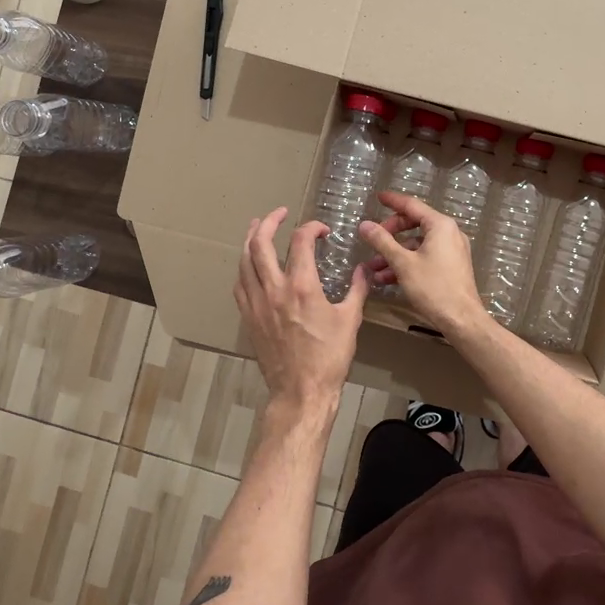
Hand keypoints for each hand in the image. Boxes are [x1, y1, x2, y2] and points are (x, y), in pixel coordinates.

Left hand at [234, 207, 367, 416]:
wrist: (301, 392)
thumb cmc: (329, 358)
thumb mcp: (350, 320)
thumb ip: (357, 289)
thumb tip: (363, 269)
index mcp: (302, 286)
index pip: (300, 241)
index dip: (311, 228)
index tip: (322, 231)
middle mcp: (274, 289)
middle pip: (260, 243)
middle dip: (269, 222)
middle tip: (279, 213)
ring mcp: (257, 304)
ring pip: (244, 261)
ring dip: (250, 239)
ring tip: (256, 227)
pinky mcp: (248, 318)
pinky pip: (240, 284)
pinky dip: (244, 267)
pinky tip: (250, 264)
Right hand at [358, 191, 490, 338]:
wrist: (461, 319)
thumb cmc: (433, 287)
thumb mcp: (403, 263)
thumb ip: (383, 242)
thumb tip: (365, 224)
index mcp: (440, 225)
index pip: (412, 205)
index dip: (393, 201)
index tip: (378, 197)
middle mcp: (449, 233)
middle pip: (415, 224)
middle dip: (390, 234)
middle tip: (373, 240)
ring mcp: (452, 250)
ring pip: (417, 245)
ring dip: (395, 254)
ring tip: (373, 268)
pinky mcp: (451, 266)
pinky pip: (425, 257)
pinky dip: (407, 263)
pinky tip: (386, 279)